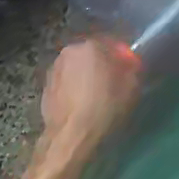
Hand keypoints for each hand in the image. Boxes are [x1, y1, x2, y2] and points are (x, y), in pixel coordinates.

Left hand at [36, 39, 141, 171]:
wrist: (71, 134)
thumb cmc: (104, 108)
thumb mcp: (130, 89)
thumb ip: (132, 69)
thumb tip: (130, 63)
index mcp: (91, 46)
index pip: (110, 44)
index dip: (120, 57)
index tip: (127, 71)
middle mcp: (70, 51)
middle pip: (91, 54)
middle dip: (101, 65)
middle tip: (112, 84)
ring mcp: (55, 67)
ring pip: (76, 67)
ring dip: (85, 76)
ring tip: (94, 97)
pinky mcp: (46, 84)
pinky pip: (65, 81)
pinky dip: (72, 88)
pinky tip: (79, 105)